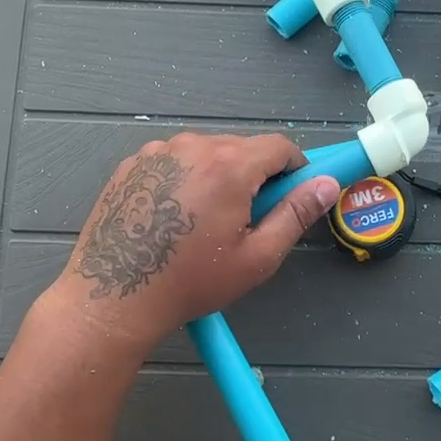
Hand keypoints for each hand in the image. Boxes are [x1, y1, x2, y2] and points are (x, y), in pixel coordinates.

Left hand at [51, 133, 340, 344]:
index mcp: (229, 165)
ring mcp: (157, 152)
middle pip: (242, 148)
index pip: (279, 146)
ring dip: (218, 176)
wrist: (114, 295)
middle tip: (247, 220)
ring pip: (206, 153)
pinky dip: (185, 179)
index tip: (293, 195)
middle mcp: (193, 146)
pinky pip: (174, 161)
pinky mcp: (132, 164)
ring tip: (205, 223)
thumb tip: (326, 185)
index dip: (294, 168)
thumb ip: (295, 215)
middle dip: (254, 176)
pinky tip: (174, 218)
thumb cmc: (191, 282)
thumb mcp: (257, 257)